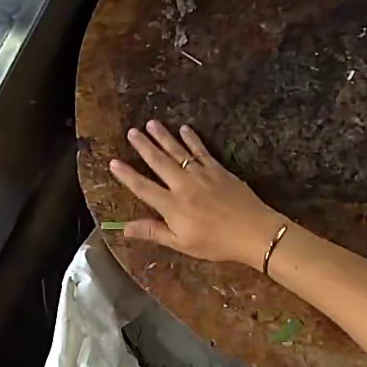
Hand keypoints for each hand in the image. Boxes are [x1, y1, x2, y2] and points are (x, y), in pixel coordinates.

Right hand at [108, 120, 287, 267]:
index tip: (113, 162)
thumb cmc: (215, 242)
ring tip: (151, 124)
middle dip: (144, 146)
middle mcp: (183, 185)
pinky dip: (192, 139)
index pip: (143, 187)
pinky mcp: (218, 170)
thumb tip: (124, 228)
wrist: (253, 231)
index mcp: (172, 206)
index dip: (127, 175)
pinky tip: (184, 129)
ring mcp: (201, 175)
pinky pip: (201, 151)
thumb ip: (153, 232)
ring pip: (178, 152)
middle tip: (132, 132)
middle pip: (159, 162)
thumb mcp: (181, 243)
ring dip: (164, 137)